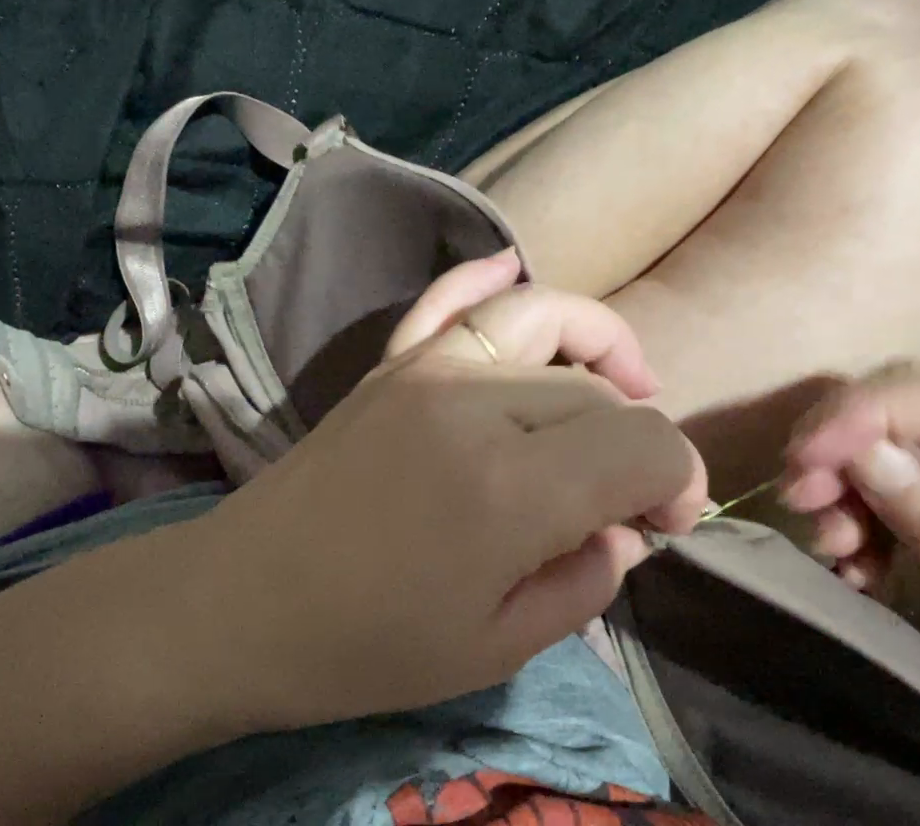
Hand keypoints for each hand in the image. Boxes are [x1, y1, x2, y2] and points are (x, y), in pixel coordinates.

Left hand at [197, 251, 706, 729]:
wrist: (241, 605)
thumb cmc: (365, 648)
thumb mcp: (497, 648)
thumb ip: (584, 581)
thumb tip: (623, 529)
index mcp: (512, 489)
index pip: (643, 443)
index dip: (678, 481)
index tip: (666, 525)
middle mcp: (476, 404)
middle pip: (598, 389)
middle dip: (640, 439)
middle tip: (631, 499)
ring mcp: (425, 370)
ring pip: (543, 321)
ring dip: (599, 346)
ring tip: (624, 386)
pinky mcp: (388, 365)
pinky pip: (447, 298)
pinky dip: (488, 277)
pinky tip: (514, 270)